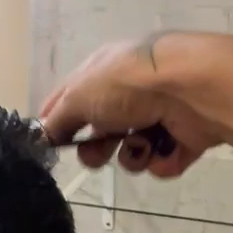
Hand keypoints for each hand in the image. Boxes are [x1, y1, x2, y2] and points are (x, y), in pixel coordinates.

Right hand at [39, 31, 220, 177]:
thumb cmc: (127, 85)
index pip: (72, 97)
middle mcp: (131, 91)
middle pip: (102, 130)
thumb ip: (57, 120)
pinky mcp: (185, 137)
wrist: (191, 89)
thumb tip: (40, 137)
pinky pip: (164, 160)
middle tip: (97, 156)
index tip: (49, 145)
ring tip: (140, 146)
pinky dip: (161, 161)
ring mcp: (160, 113)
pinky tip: (164, 151)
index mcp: (104, 71)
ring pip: (132, 149)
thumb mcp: (78, 97)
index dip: (58, 121)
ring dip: (131, 155)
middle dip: (96, 149)